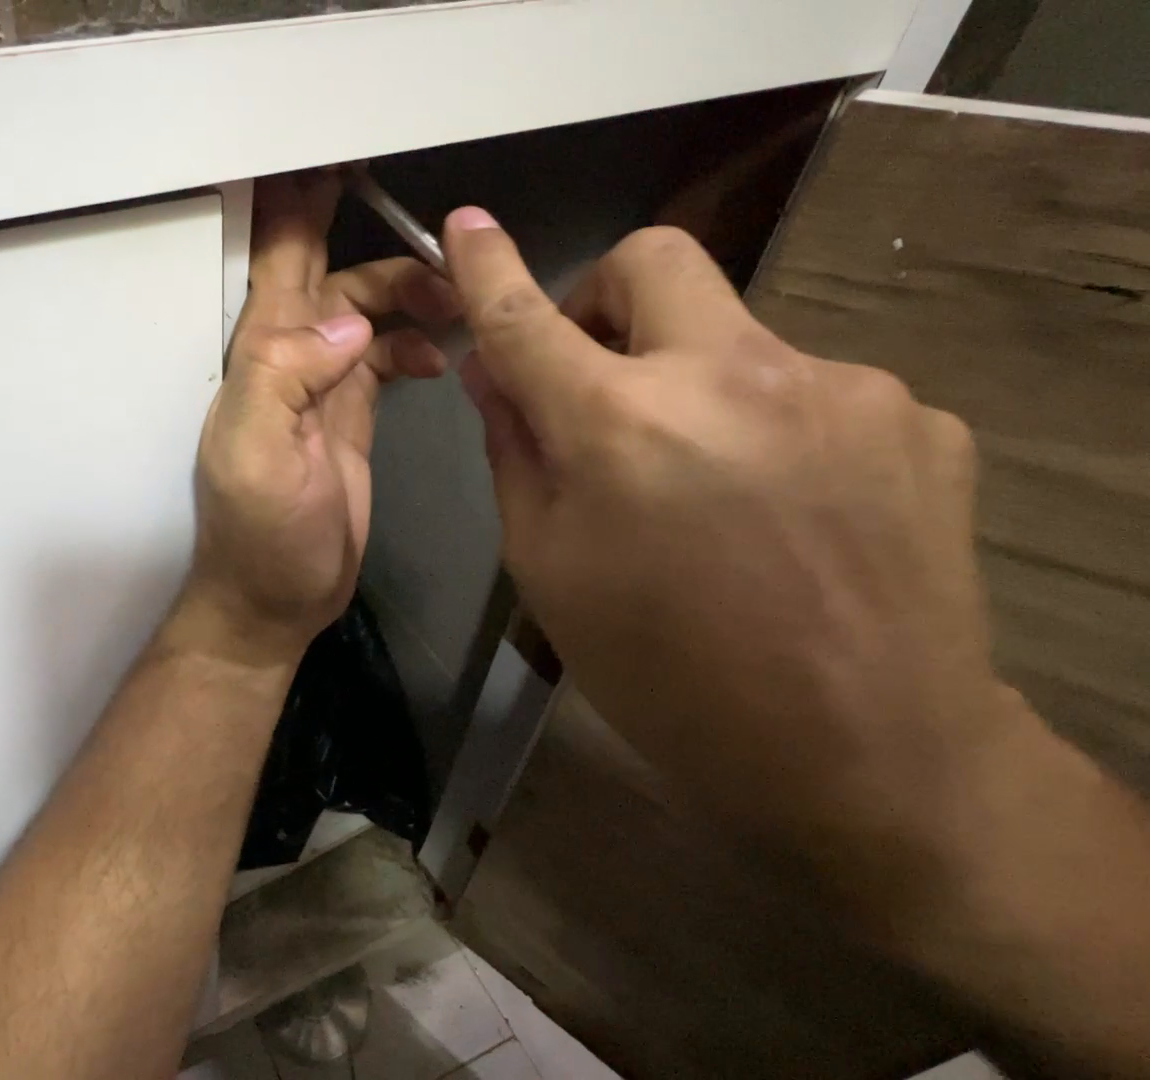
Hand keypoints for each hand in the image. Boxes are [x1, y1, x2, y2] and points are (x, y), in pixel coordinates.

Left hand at [172, 173, 457, 667]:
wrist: (276, 600)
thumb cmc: (263, 537)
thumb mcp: (255, 457)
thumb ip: (283, 378)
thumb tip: (346, 318)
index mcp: (261, 358)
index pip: (277, 262)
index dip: (300, 207)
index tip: (338, 160)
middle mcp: (287, 360)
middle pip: (331, 276)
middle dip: (378, 246)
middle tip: (445, 242)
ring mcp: (319, 388)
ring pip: (364, 313)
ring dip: (410, 298)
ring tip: (462, 308)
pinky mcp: (347, 417)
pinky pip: (381, 356)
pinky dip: (410, 344)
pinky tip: (440, 360)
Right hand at [443, 211, 1043, 880]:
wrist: (865, 757)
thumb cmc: (664, 675)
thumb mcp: (549, 570)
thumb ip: (516, 454)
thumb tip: (497, 374)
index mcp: (622, 428)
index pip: (532, 319)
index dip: (491, 268)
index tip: (469, 227)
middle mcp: (734, 378)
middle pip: (658, 261)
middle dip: (604, 298)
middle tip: (593, 374)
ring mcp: (840, 389)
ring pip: (735, 338)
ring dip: (692, 385)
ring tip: (702, 489)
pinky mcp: (915, 419)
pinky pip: (808, 391)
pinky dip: (767, 427)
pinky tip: (779, 512)